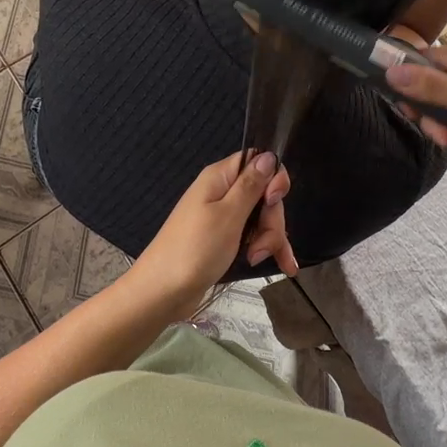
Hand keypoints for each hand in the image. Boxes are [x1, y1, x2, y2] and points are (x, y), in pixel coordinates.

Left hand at [127, 151, 298, 318]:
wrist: (163, 291)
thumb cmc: (195, 249)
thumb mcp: (228, 215)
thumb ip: (250, 185)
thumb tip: (268, 155)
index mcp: (219, 178)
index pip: (257, 161)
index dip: (273, 178)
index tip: (274, 200)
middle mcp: (222, 192)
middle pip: (263, 194)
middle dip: (271, 220)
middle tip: (261, 245)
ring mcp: (223, 217)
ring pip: (261, 217)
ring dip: (269, 238)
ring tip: (256, 260)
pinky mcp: (224, 239)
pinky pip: (253, 235)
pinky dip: (266, 248)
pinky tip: (283, 265)